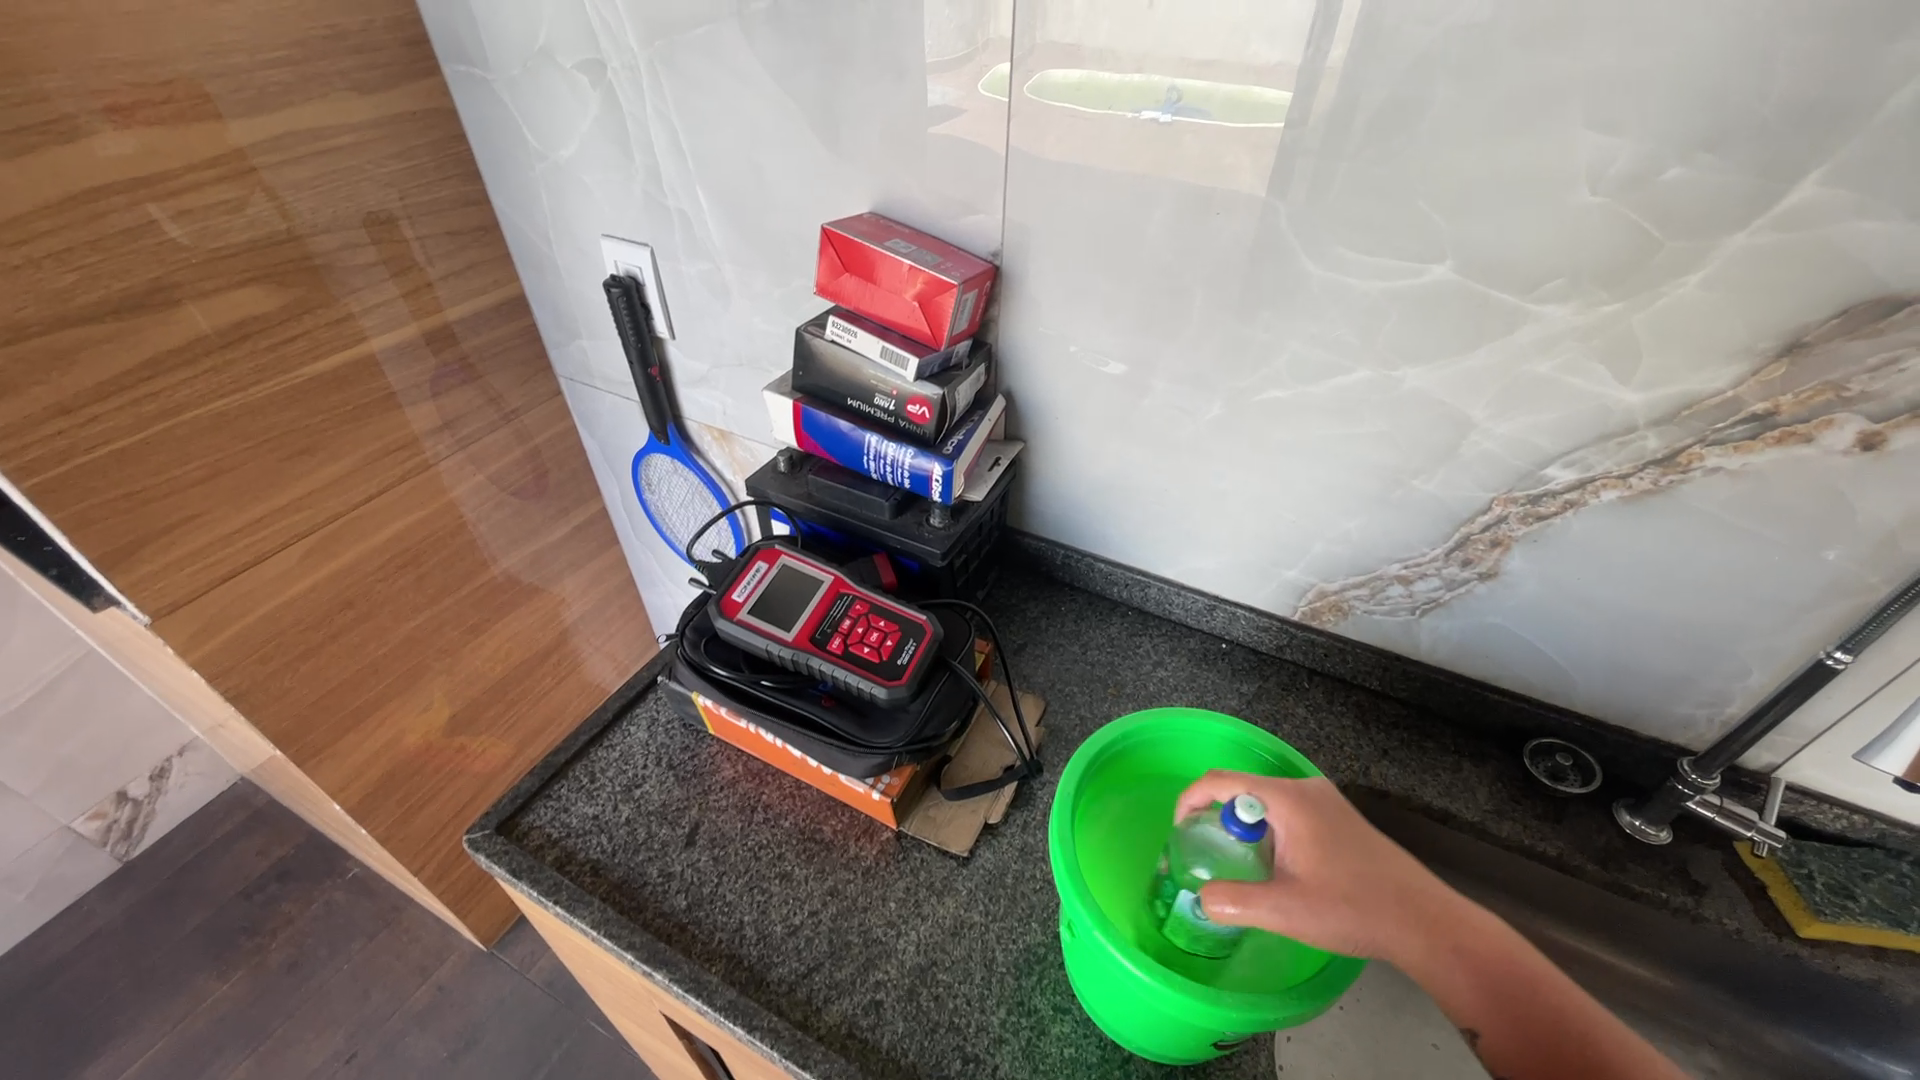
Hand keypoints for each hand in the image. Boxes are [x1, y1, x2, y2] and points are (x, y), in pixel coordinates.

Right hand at [1173, 771, 1464, 962]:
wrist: (1426, 923)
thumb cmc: (1353, 908)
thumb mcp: (1284, 910)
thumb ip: (1233, 901)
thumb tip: (1201, 899)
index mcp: (1288, 799)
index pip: (1220, 781)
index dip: (1190, 800)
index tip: (1180, 831)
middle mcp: (1305, 789)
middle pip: (1242, 790)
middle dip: (1218, 819)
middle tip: (1210, 856)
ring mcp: (1326, 801)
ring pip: (1265, 803)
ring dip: (1246, 829)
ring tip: (1242, 868)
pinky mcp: (1340, 818)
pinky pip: (1288, 813)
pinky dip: (1270, 833)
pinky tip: (1280, 870)